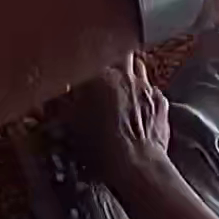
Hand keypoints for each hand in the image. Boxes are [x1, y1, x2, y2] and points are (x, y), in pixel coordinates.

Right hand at [61, 53, 171, 185]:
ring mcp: (146, 86)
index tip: (80, 66)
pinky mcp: (160, 101)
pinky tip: (137, 108)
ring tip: (120, 85)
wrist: (137, 166)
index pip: (90, 54)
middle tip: (103, 71)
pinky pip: (151, 89)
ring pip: (137, 65)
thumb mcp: (71, 125)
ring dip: (129, 71)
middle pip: (119, 52)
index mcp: (98, 77)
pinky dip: (143, 94)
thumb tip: (58, 95)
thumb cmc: (101, 148)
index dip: (85, 58)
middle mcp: (124, 75)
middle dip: (112, 58)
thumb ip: (62, 104)